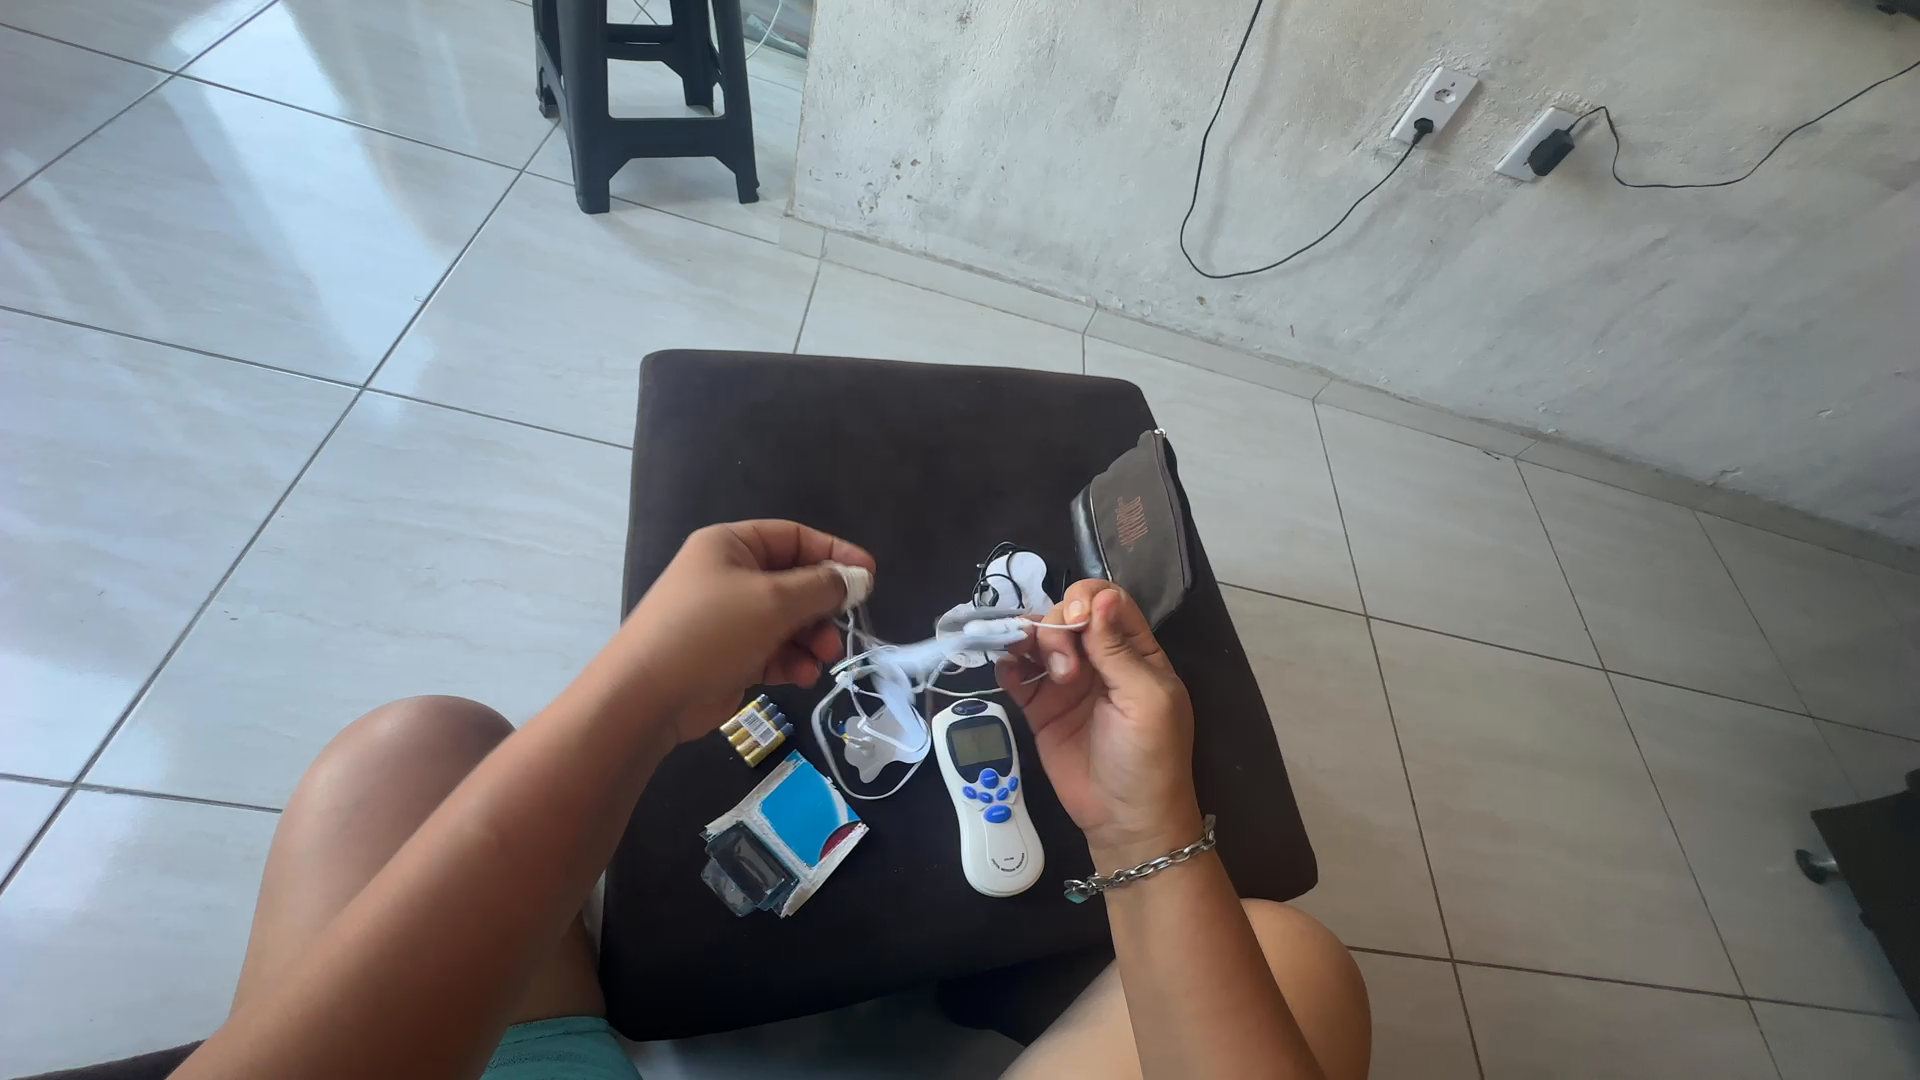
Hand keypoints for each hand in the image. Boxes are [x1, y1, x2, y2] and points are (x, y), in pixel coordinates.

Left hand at [608, 520, 873, 743]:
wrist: (646, 698)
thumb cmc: (711, 632)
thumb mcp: (774, 601)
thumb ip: (823, 587)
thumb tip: (859, 578)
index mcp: (731, 546)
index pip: (794, 537)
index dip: (835, 552)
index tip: (870, 575)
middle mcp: (729, 576)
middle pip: (794, 580)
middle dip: (824, 604)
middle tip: (847, 623)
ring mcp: (728, 618)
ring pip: (788, 619)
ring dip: (811, 637)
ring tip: (824, 656)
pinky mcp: (729, 655)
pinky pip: (773, 649)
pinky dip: (791, 660)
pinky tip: (801, 676)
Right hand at [996, 581, 1201, 866]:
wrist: (1125, 821)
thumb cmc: (1150, 759)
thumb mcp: (1146, 700)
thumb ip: (1118, 649)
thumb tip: (1101, 597)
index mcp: (1134, 652)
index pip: (1107, 602)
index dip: (1087, 601)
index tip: (1076, 623)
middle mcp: (1098, 659)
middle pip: (1066, 615)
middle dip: (1058, 630)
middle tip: (1065, 671)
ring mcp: (1066, 681)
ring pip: (1038, 637)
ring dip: (1031, 641)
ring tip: (1041, 671)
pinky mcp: (1040, 706)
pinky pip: (1017, 672)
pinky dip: (1008, 663)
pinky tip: (1010, 672)